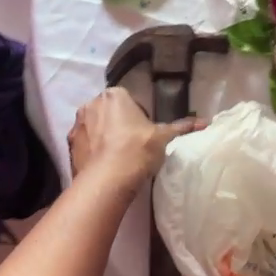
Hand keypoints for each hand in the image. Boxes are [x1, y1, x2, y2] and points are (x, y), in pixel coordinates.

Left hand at [68, 87, 201, 185]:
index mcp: (114, 94)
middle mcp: (91, 103)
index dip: (141, 118)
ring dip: (105, 136)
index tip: (146, 135)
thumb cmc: (137, 150)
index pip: (131, 101)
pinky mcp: (70, 146)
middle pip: (111, 112)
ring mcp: (77, 124)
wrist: (107, 181)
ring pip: (96, 127)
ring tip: (119, 157)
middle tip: (134, 145)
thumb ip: (182, 127)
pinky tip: (105, 165)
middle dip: (120, 124)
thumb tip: (205, 122)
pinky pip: (85, 144)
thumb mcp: (163, 137)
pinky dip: (93, 150)